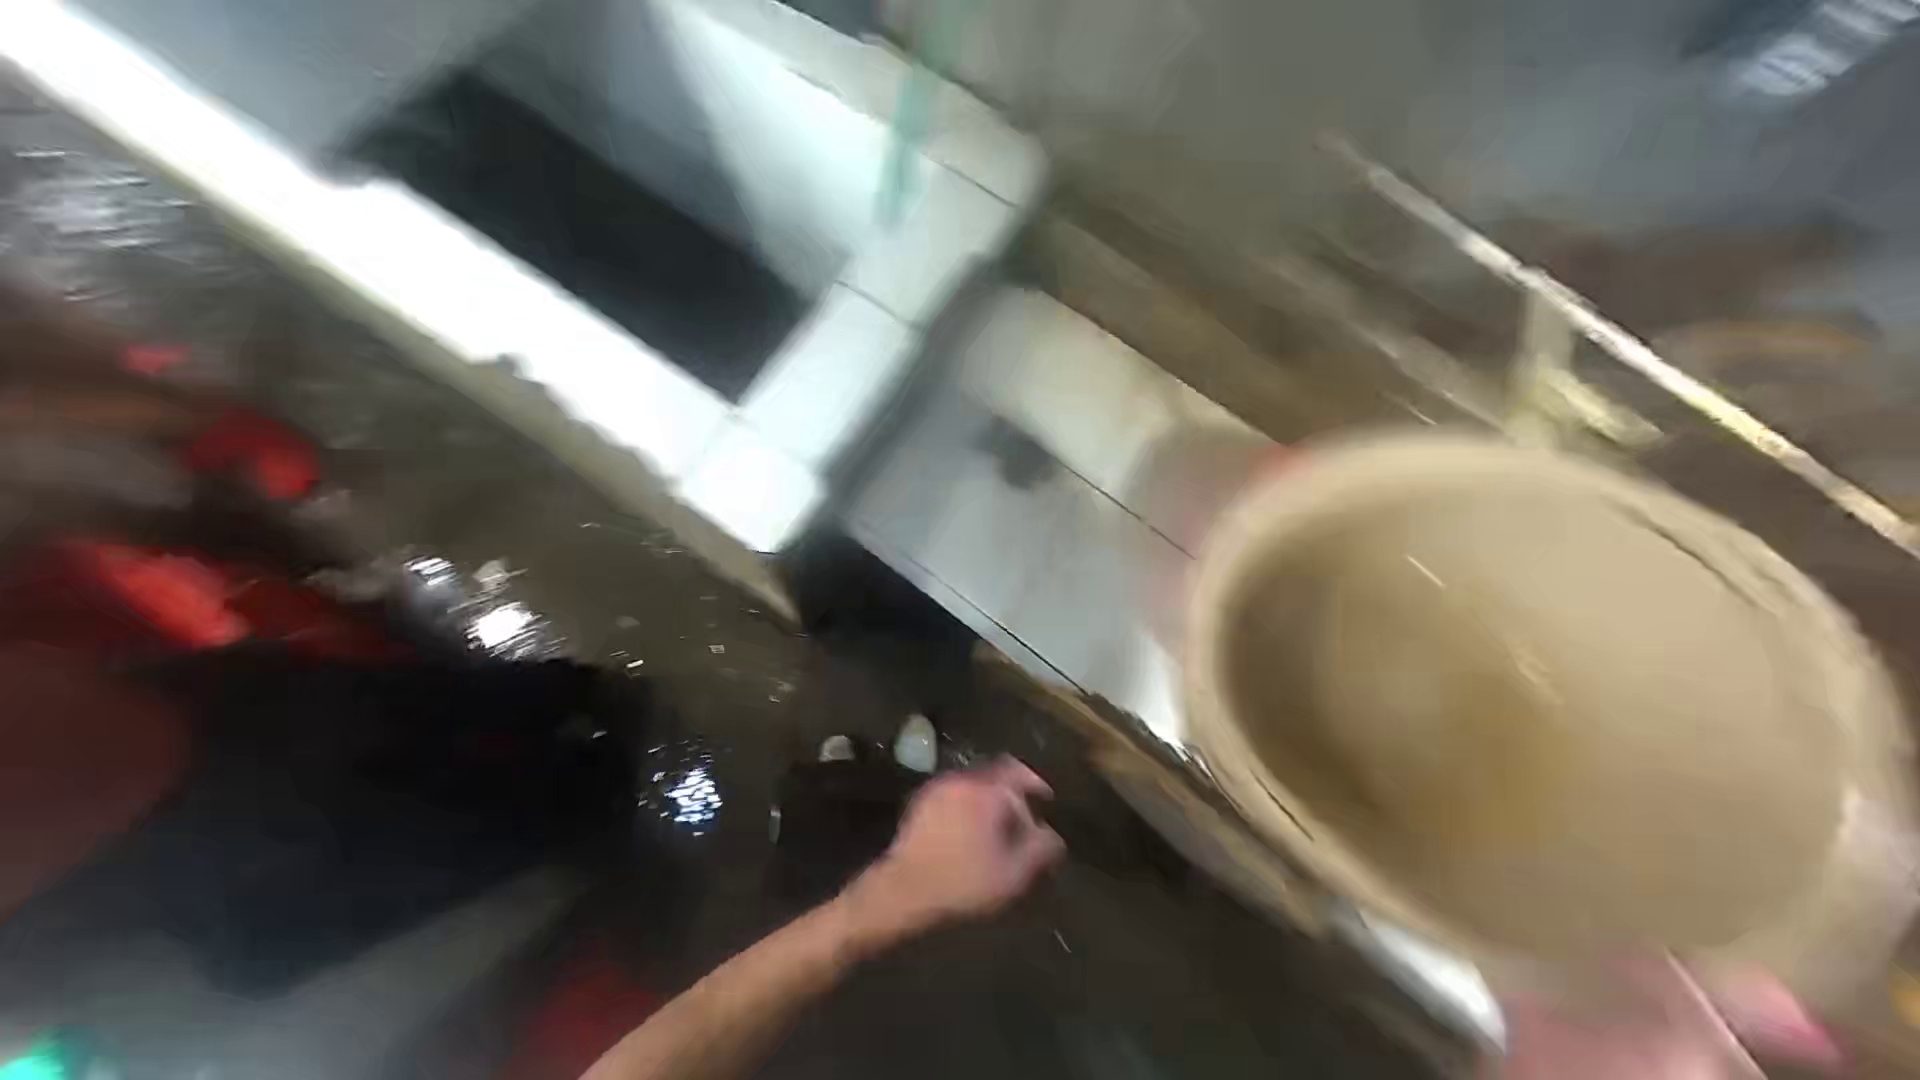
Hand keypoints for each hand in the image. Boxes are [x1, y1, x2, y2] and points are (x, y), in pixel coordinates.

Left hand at [840, 756, 1064, 947]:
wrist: (903, 889)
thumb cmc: (962, 882)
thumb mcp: (1012, 874)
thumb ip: (1039, 849)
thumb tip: (1054, 835)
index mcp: (987, 790)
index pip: (1018, 770)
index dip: (1035, 782)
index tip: (1046, 799)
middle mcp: (963, 779)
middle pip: (996, 776)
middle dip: (1012, 795)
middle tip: (1022, 820)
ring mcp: (938, 787)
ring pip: (973, 784)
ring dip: (988, 800)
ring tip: (995, 830)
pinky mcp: (921, 800)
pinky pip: (953, 793)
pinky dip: (967, 805)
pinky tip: (968, 832)